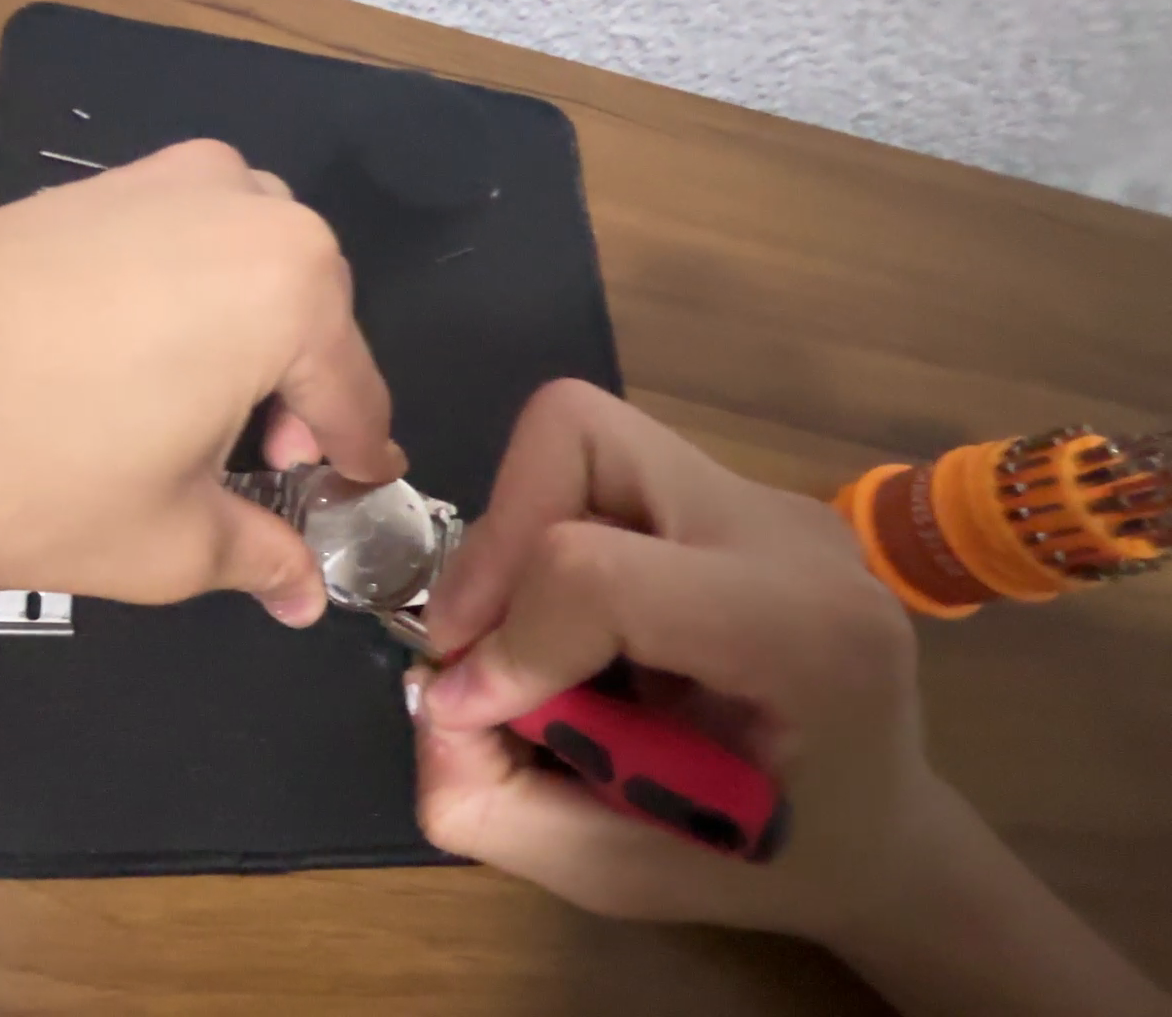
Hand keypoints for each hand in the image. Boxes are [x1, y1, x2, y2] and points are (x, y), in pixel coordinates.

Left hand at [0, 139, 401, 621]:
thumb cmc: (34, 479)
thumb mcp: (171, 543)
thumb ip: (261, 559)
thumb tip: (306, 597)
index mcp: (293, 287)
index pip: (355, 395)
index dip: (355, 461)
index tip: (349, 497)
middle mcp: (245, 206)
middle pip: (308, 324)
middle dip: (295, 403)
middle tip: (253, 472)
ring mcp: (161, 180)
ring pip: (248, 280)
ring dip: (244, 353)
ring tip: (186, 423)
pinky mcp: (91, 186)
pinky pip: (182, 252)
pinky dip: (186, 312)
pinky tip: (130, 370)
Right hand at [411, 379, 931, 940]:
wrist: (877, 829)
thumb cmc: (767, 866)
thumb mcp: (615, 875)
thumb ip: (487, 803)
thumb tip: (430, 696)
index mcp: (799, 632)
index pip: (593, 571)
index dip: (505, 636)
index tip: (471, 706)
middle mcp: (779, 529)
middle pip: (571, 433)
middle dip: (492, 539)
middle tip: (476, 636)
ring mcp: (751, 496)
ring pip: (568, 439)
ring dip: (508, 537)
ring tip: (522, 629)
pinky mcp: (718, 490)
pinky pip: (583, 470)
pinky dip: (536, 535)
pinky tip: (564, 614)